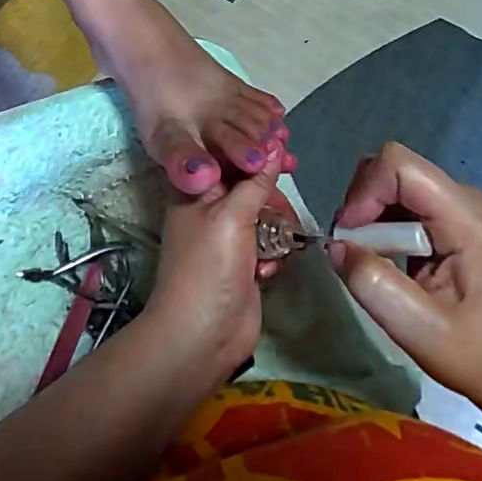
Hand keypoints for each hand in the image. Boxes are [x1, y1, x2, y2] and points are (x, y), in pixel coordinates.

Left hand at [141, 154, 282, 384]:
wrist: (203, 335)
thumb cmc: (210, 266)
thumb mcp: (232, 214)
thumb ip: (256, 180)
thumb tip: (275, 145)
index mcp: (194, 188)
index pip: (225, 153)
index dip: (254, 149)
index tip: (284, 148)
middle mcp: (208, 206)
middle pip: (249, 183)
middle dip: (272, 196)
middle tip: (287, 209)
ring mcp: (225, 235)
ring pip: (263, 213)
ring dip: (276, 227)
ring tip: (283, 242)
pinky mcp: (242, 261)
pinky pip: (267, 242)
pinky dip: (272, 253)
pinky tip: (270, 269)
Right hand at [326, 142, 481, 411]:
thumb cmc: (474, 354)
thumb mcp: (420, 332)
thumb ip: (375, 285)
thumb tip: (335, 246)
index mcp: (469, 220)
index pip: (400, 167)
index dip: (364, 192)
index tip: (349, 236)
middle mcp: (466, 199)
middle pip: (394, 167)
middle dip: (362, 202)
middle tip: (355, 249)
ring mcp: (459, 204)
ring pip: (392, 180)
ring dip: (368, 213)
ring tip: (370, 257)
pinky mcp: (448, 214)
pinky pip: (400, 197)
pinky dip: (379, 220)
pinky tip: (385, 255)